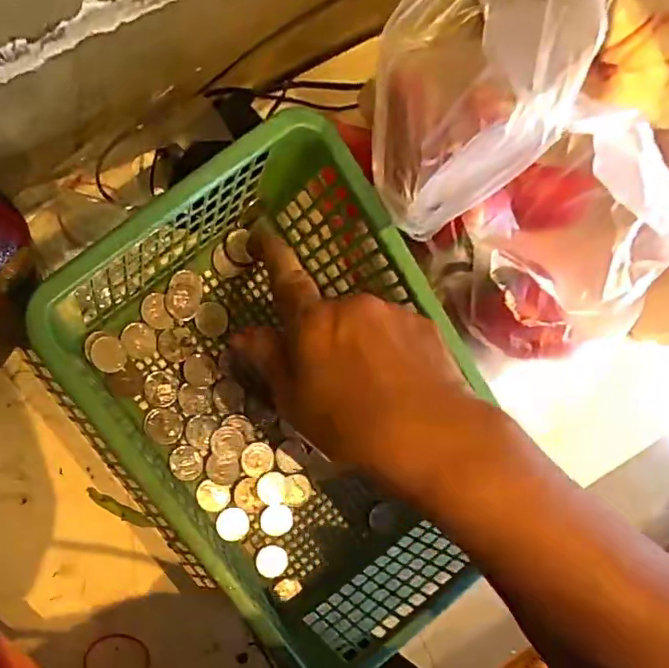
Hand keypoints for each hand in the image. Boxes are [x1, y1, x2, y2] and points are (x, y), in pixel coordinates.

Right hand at [232, 231, 498, 501]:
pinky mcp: (425, 326)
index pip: (286, 278)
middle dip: (329, 337)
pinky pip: (399, 334)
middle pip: (332, 313)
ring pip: (368, 324)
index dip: (271, 254)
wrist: (424, 433)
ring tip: (374, 389)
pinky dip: (395, 353)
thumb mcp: (295, 403)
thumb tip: (243, 336)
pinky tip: (401, 384)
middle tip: (334, 378)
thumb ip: (270, 363)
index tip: (261, 234)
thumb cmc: (347, 425)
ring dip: (364, 346)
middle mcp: (352, 304)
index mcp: (312, 321)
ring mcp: (392, 312)